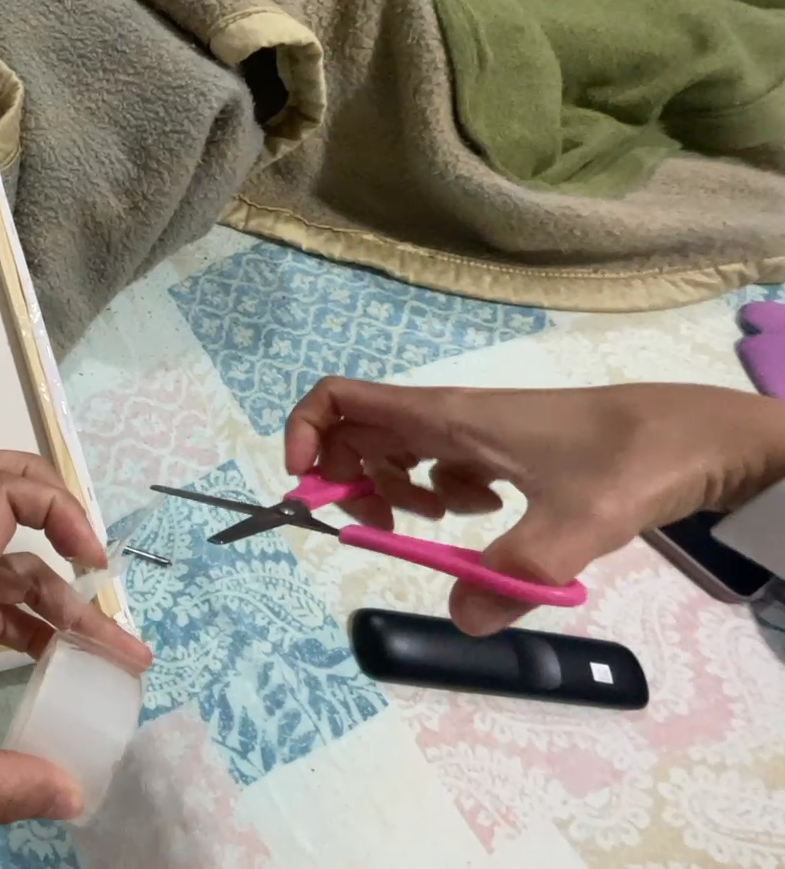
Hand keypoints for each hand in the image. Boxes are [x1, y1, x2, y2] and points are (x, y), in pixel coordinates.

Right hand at [285, 378, 784, 634]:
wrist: (717, 436)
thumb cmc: (635, 457)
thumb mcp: (579, 520)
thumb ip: (514, 572)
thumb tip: (458, 621)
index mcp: (438, 415)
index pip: (335, 399)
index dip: (302, 431)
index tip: (307, 482)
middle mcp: (438, 417)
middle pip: (353, 436)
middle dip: (347, 482)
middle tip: (376, 527)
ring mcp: (464, 431)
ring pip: (390, 454)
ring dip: (391, 491)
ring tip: (436, 524)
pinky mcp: (490, 448)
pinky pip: (432, 465)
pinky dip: (435, 493)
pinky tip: (483, 514)